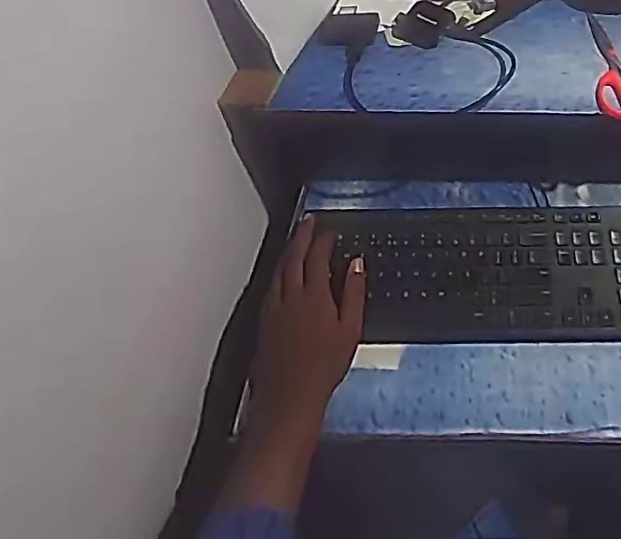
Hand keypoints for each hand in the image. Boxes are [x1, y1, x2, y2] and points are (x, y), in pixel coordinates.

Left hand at [247, 215, 365, 433]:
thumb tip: (356, 264)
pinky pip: (272, 283)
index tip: (329, 231)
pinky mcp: (264, 318)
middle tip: (309, 222)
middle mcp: (291, 295)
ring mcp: (275, 306)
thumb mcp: (350, 330)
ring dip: (289, 249)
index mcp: (314, 295)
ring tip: (296, 239)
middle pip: (294, 255)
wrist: (289, 398)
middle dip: (302, 235)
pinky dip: (279, 269)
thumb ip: (354, 292)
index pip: (317, 257)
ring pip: (280, 267)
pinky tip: (283, 272)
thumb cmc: (324, 368)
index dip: (323, 240)